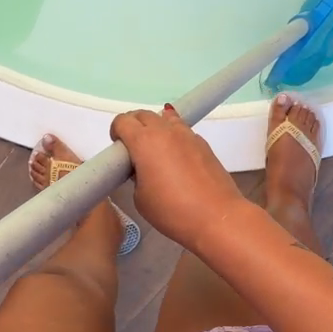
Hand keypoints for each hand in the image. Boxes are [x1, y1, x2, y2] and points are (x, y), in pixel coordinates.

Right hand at [109, 105, 246, 251]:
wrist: (216, 217)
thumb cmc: (172, 210)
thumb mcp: (140, 198)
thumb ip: (136, 176)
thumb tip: (142, 167)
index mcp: (144, 141)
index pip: (123, 120)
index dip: (116, 132)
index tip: (118, 149)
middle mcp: (165, 131)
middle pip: (143, 114)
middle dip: (134, 126)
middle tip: (133, 149)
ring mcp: (187, 135)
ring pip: (165, 118)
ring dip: (155, 128)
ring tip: (156, 152)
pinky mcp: (203, 144)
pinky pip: (182, 131)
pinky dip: (173, 138)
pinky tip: (176, 161)